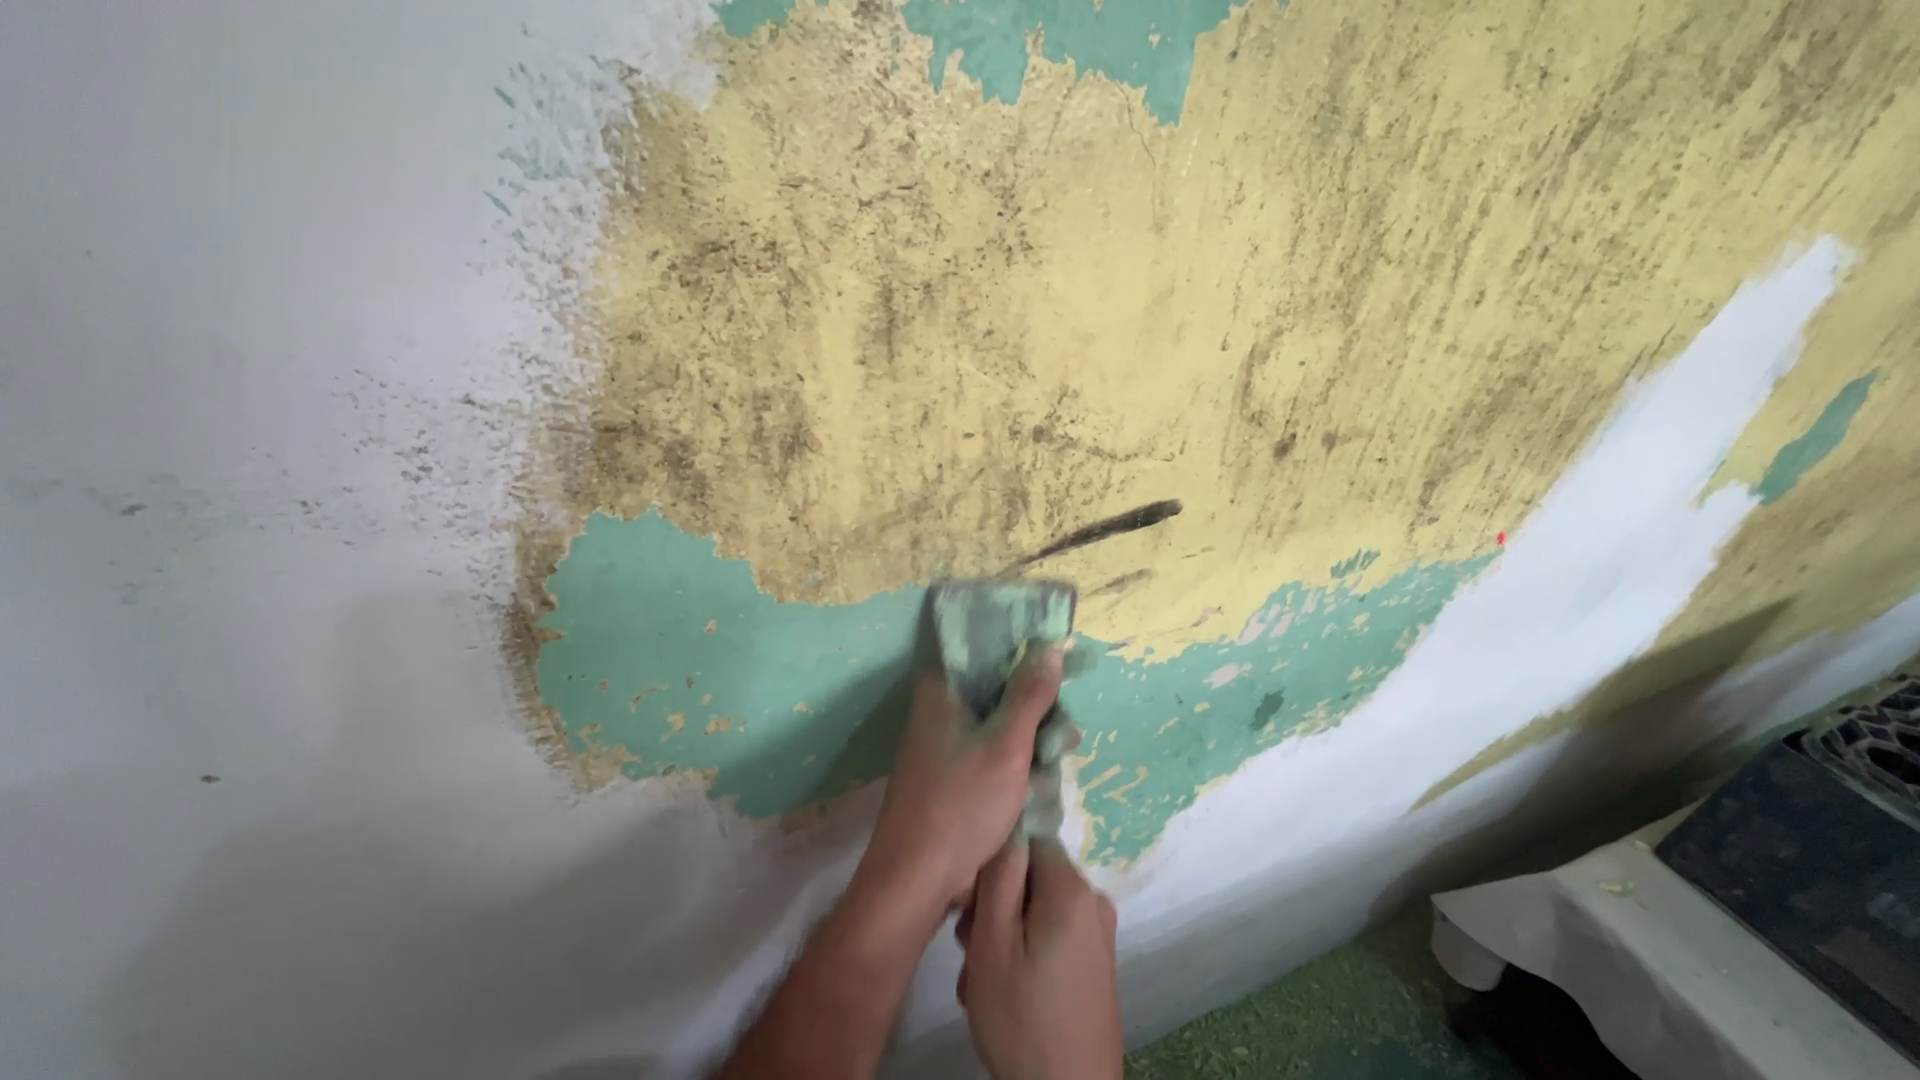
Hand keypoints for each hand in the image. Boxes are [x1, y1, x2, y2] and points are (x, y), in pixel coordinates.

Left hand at [861, 647, 1063, 908]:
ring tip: (1057, 766)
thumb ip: (1030, 695)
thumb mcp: (1006, 745)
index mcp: (943, 691)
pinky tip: (1039, 784)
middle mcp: (941, 710)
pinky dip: (1017, 766)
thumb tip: (1050, 646)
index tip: (1063, 676)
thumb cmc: (961, 804)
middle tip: (1064, 741)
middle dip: (1039, 713)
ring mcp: (946, 745)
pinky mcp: (955, 775)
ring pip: (1003, 727)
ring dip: (1033, 744)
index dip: (1029, 660)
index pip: (990, 653)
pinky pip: (994, 755)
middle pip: (1001, 692)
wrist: (917, 878)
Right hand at [957, 838, 1122, 1079]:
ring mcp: (1098, 935)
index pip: (1027, 840)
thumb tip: (1008, 825)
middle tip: (971, 951)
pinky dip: (1024, 955)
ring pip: (1035, 911)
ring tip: (983, 981)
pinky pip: (1051, 937)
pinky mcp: (1095, 963)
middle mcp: (1093, 901)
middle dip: (994, 907)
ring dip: (1003, 937)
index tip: (974, 905)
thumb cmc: (1023, 1019)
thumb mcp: (993, 943)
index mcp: (1072, 888)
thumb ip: (999, 878)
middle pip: (1030, 877)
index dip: (994, 866)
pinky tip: (1006, 992)